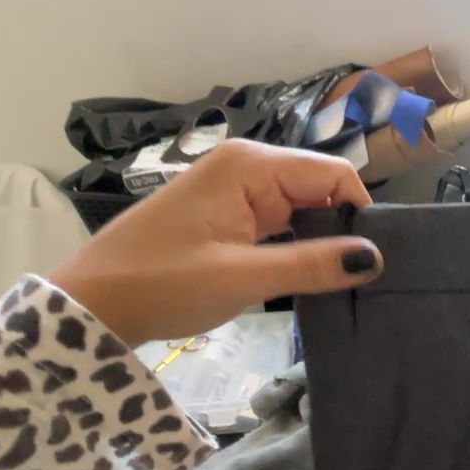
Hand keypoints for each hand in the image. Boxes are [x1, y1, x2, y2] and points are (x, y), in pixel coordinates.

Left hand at [48, 140, 381, 344]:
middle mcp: (248, 168)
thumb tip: (376, 258)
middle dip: (344, 228)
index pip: (333, 174)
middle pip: (323, 189)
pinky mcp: (233, 216)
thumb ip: (313, 265)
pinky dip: (302, 247)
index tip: (371, 261)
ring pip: (307, 208)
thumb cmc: (162, 283)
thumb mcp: (243, 277)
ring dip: (324, 241)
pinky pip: (285, 223)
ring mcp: (239, 191)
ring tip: (339, 280)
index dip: (359, 213)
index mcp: (249, 166)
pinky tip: (310, 275)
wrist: (94, 303)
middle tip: (359, 278)